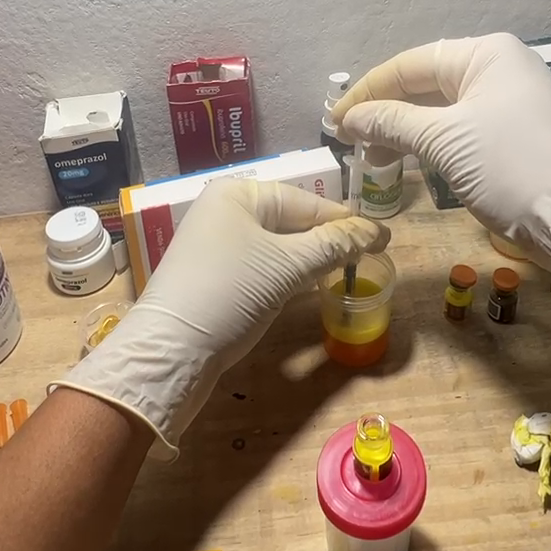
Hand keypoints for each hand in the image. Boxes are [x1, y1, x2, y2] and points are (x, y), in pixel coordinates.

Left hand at [54, 179, 385, 456]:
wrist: (169, 356)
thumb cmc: (229, 295)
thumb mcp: (288, 267)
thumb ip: (334, 245)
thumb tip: (379, 231)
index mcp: (237, 194)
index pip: (304, 201)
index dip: (344, 220)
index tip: (381, 238)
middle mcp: (224, 211)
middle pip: (291, 220)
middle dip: (327, 239)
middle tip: (368, 258)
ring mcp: (216, 244)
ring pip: (277, 245)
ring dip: (309, 258)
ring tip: (345, 271)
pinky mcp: (214, 276)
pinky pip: (262, 265)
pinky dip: (287, 274)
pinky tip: (308, 286)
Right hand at [332, 33, 550, 317]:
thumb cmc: (511, 167)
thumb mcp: (445, 141)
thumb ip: (391, 122)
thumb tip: (348, 117)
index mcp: (486, 54)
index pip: (411, 62)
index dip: (368, 90)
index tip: (334, 119)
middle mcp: (500, 69)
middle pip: (426, 84)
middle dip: (385, 111)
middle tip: (348, 141)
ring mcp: (510, 104)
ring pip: (442, 110)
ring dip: (405, 130)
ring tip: (373, 157)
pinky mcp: (515, 136)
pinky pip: (461, 130)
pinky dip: (430, 143)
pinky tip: (407, 160)